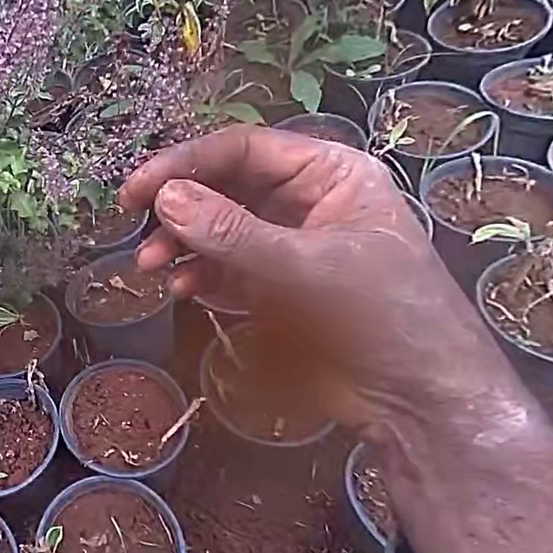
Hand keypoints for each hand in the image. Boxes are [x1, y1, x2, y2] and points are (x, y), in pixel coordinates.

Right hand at [119, 125, 552, 552]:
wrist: (419, 402)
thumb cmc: (382, 316)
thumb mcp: (306, 267)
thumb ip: (232, 234)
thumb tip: (164, 197)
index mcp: (327, 173)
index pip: (243, 150)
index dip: (185, 163)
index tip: (136, 190)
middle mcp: (304, 201)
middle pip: (225, 187)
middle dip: (180, 206)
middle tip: (134, 226)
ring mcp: (287, 245)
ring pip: (219, 229)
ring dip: (183, 244)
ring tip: (151, 266)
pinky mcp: (275, 286)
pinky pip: (226, 269)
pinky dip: (201, 276)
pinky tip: (183, 288)